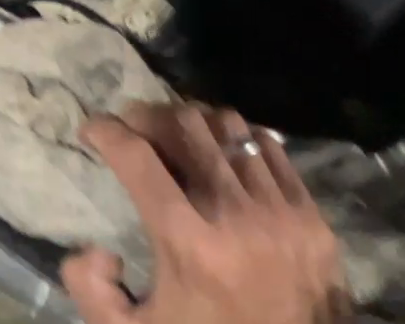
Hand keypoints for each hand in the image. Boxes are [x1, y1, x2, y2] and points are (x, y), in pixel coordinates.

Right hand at [63, 104, 348, 323]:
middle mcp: (237, 218)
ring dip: (193, 124)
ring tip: (177, 140)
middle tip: (133, 131)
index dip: (104, 131)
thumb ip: (90, 288)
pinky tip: (221, 158)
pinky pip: (268, 149)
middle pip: (182, 124)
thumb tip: (95, 247)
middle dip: (146, 116)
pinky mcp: (314, 219)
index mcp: (190, 245)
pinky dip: (237, 142)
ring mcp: (282, 215)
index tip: (91, 131)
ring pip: (227, 126)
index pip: (136, 156)